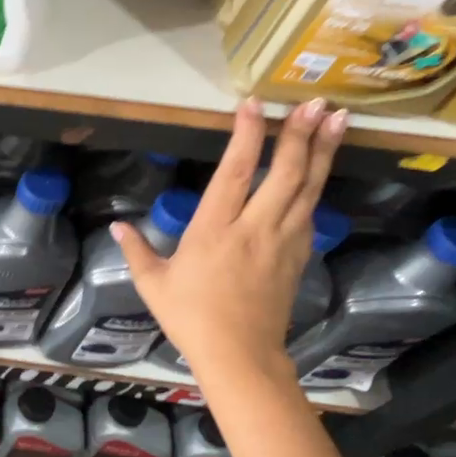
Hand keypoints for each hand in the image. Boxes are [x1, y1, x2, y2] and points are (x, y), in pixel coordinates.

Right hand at [118, 98, 346, 378]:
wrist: (239, 353)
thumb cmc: (190, 317)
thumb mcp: (152, 284)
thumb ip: (135, 251)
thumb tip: (116, 227)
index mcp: (214, 229)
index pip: (235, 171)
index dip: (246, 135)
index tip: (253, 105)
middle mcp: (254, 227)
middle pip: (286, 172)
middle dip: (301, 133)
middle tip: (316, 102)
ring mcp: (283, 241)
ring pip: (309, 187)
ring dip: (324, 151)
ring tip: (339, 120)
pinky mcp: (298, 256)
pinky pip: (310, 212)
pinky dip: (317, 186)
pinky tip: (321, 171)